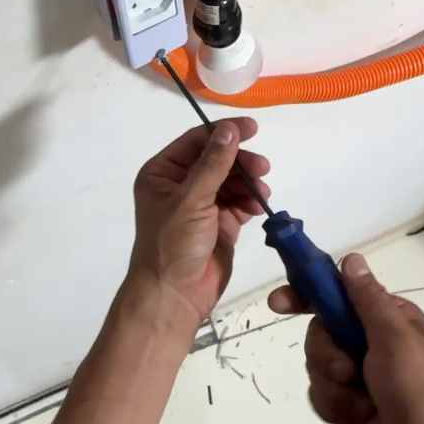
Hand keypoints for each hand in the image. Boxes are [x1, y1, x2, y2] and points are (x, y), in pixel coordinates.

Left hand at [128, 119, 270, 323]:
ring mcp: (201, 205)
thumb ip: (212, 164)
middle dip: (240, 162)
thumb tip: (229, 130)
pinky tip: (259, 206)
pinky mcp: (220, 224)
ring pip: (231, 181)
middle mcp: (180, 186)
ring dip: (248, 183)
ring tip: (261, 192)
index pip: (195, 142)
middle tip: (262, 168)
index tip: (253, 129)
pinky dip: (251, 201)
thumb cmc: (172, 244)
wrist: (175, 295)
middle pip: (217, 160)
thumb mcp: (190, 200)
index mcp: (161, 173)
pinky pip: (239, 202)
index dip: (223, 133)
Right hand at [269, 254, 423, 423]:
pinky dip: (336, 406)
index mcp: (388, 319)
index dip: (307, 294)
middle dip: (326, 353)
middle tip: (347, 369)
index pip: (339, 294)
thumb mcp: (397, 337)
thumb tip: (352, 259)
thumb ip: (367, 299)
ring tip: (362, 402)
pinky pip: (319, 394)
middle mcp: (371, 342)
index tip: (279, 303)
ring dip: (335, 385)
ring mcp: (358, 375)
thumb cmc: (422, 390)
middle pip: (319, 331)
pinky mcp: (347, 404)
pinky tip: (359, 417)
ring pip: (315, 364)